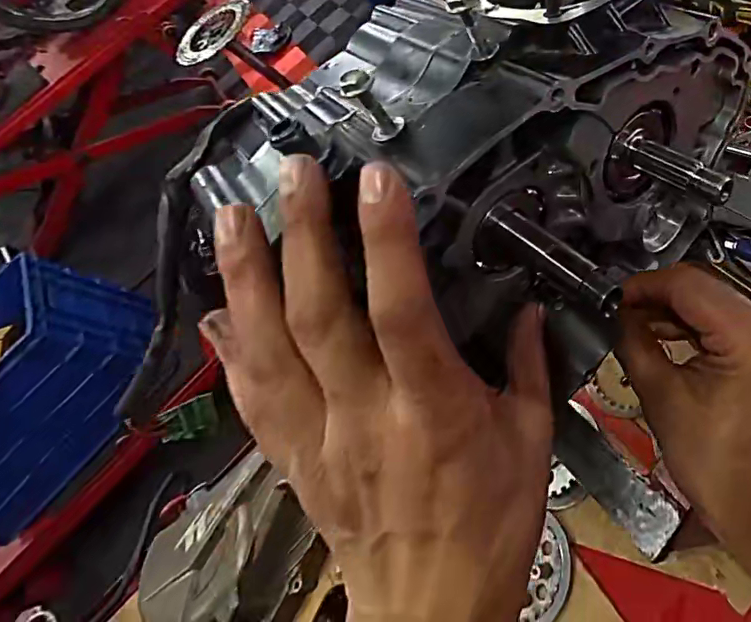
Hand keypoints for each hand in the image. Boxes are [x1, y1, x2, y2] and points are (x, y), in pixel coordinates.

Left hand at [202, 156, 552, 621]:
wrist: (429, 613)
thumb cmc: (494, 521)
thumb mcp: (534, 438)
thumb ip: (530, 365)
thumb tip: (530, 307)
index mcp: (433, 409)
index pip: (402, 312)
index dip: (387, 242)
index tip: (378, 182)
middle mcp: (363, 417)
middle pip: (319, 317)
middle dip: (303, 235)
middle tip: (291, 173)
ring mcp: (316, 440)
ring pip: (266, 350)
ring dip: (245, 277)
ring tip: (230, 213)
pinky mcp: (291, 462)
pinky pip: (251, 398)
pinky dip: (229, 346)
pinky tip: (216, 305)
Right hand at [613, 265, 750, 561]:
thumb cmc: (725, 470)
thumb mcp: (666, 401)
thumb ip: (637, 345)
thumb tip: (619, 315)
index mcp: (750, 333)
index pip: (687, 283)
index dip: (644, 285)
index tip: (615, 296)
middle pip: (703, 286)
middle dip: (658, 296)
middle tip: (620, 311)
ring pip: (714, 299)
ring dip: (675, 310)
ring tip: (635, 325)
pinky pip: (728, 318)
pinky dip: (696, 324)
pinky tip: (666, 336)